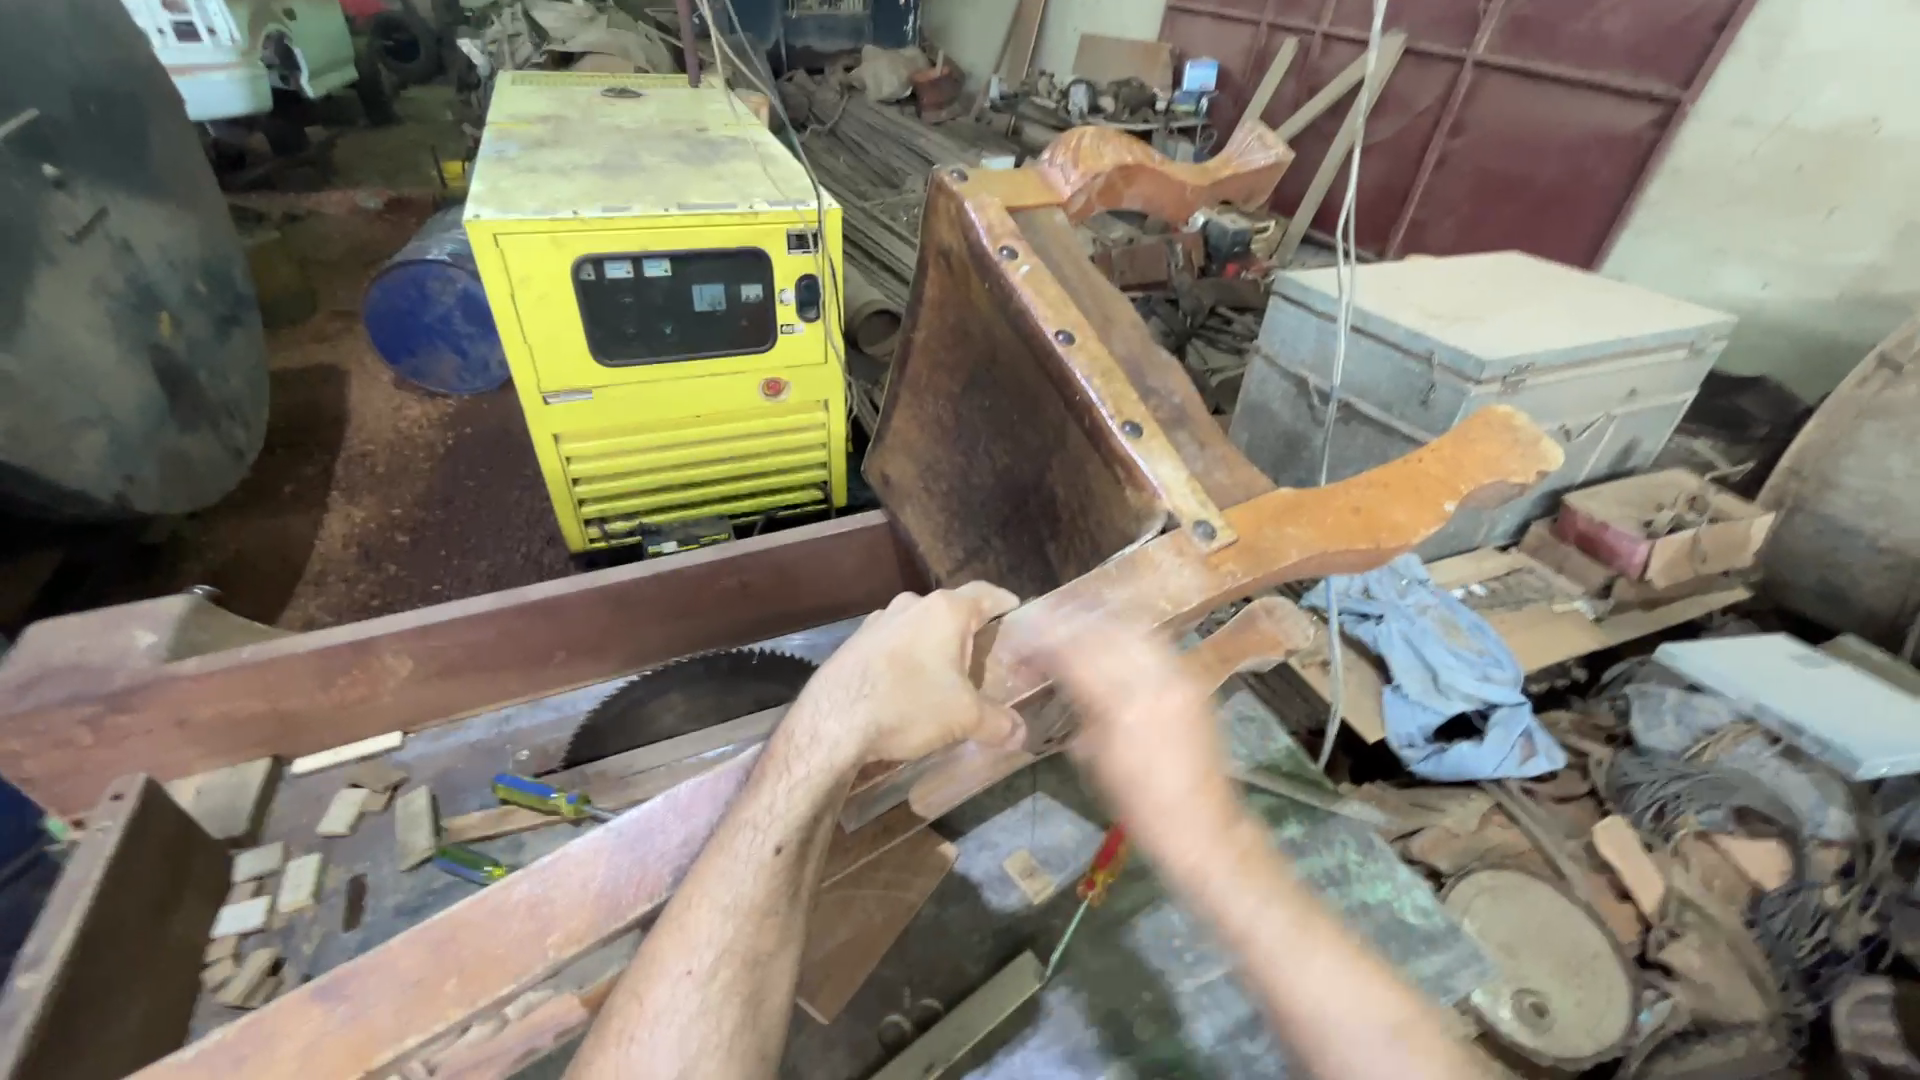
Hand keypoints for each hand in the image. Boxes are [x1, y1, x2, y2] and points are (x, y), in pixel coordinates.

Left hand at [790, 583, 1027, 765]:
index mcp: (945, 610)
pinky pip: (892, 644)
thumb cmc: (908, 705)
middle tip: (984, 659)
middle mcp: (911, 605)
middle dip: (968, 632)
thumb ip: (998, 723)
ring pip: (918, 626)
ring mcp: (878, 621)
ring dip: (933, 645)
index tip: (1017, 615)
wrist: (832, 722)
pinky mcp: (854, 642)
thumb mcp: (964, 718)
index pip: (986, 593)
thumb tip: (1022, 734)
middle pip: (951, 610)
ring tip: (944, 676)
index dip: (1005, 603)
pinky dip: (906, 658)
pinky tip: (906, 687)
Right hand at [1020, 614, 1243, 855]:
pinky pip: (1152, 639)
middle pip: (1100, 630)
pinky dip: (1123, 630)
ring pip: (1129, 626)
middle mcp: (1153, 679)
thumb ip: (1077, 709)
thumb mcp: (1092, 759)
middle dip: (1063, 624)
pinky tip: (1107, 635)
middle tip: (1038, 627)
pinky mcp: (1191, 678)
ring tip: (1068, 624)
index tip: (1019, 645)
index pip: (1072, 654)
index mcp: (1122, 706)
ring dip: (1094, 621)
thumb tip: (1057, 678)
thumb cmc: (1138, 806)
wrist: (1203, 826)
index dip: (1041, 644)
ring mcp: (1177, 674)